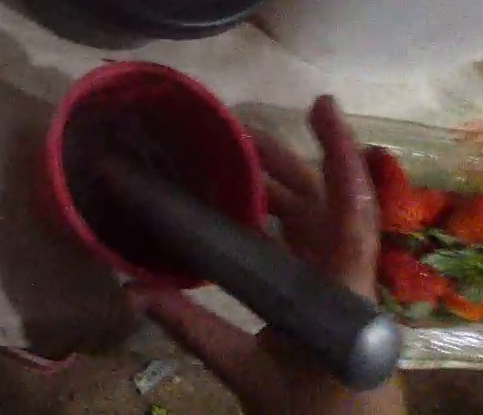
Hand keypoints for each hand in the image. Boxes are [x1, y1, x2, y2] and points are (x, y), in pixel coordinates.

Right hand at [129, 95, 407, 414]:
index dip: (340, 156)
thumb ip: (194, 330)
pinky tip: (235, 202)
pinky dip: (269, 211)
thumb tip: (132, 290)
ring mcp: (339, 281)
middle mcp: (347, 274)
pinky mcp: (327, 291)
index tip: (321, 104)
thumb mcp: (252, 377)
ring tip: (222, 154)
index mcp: (342, 291)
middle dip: (278, 156)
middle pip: (320, 199)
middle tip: (227, 126)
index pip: (350, 213)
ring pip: (309, 214)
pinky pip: (301, 236)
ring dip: (271, 181)